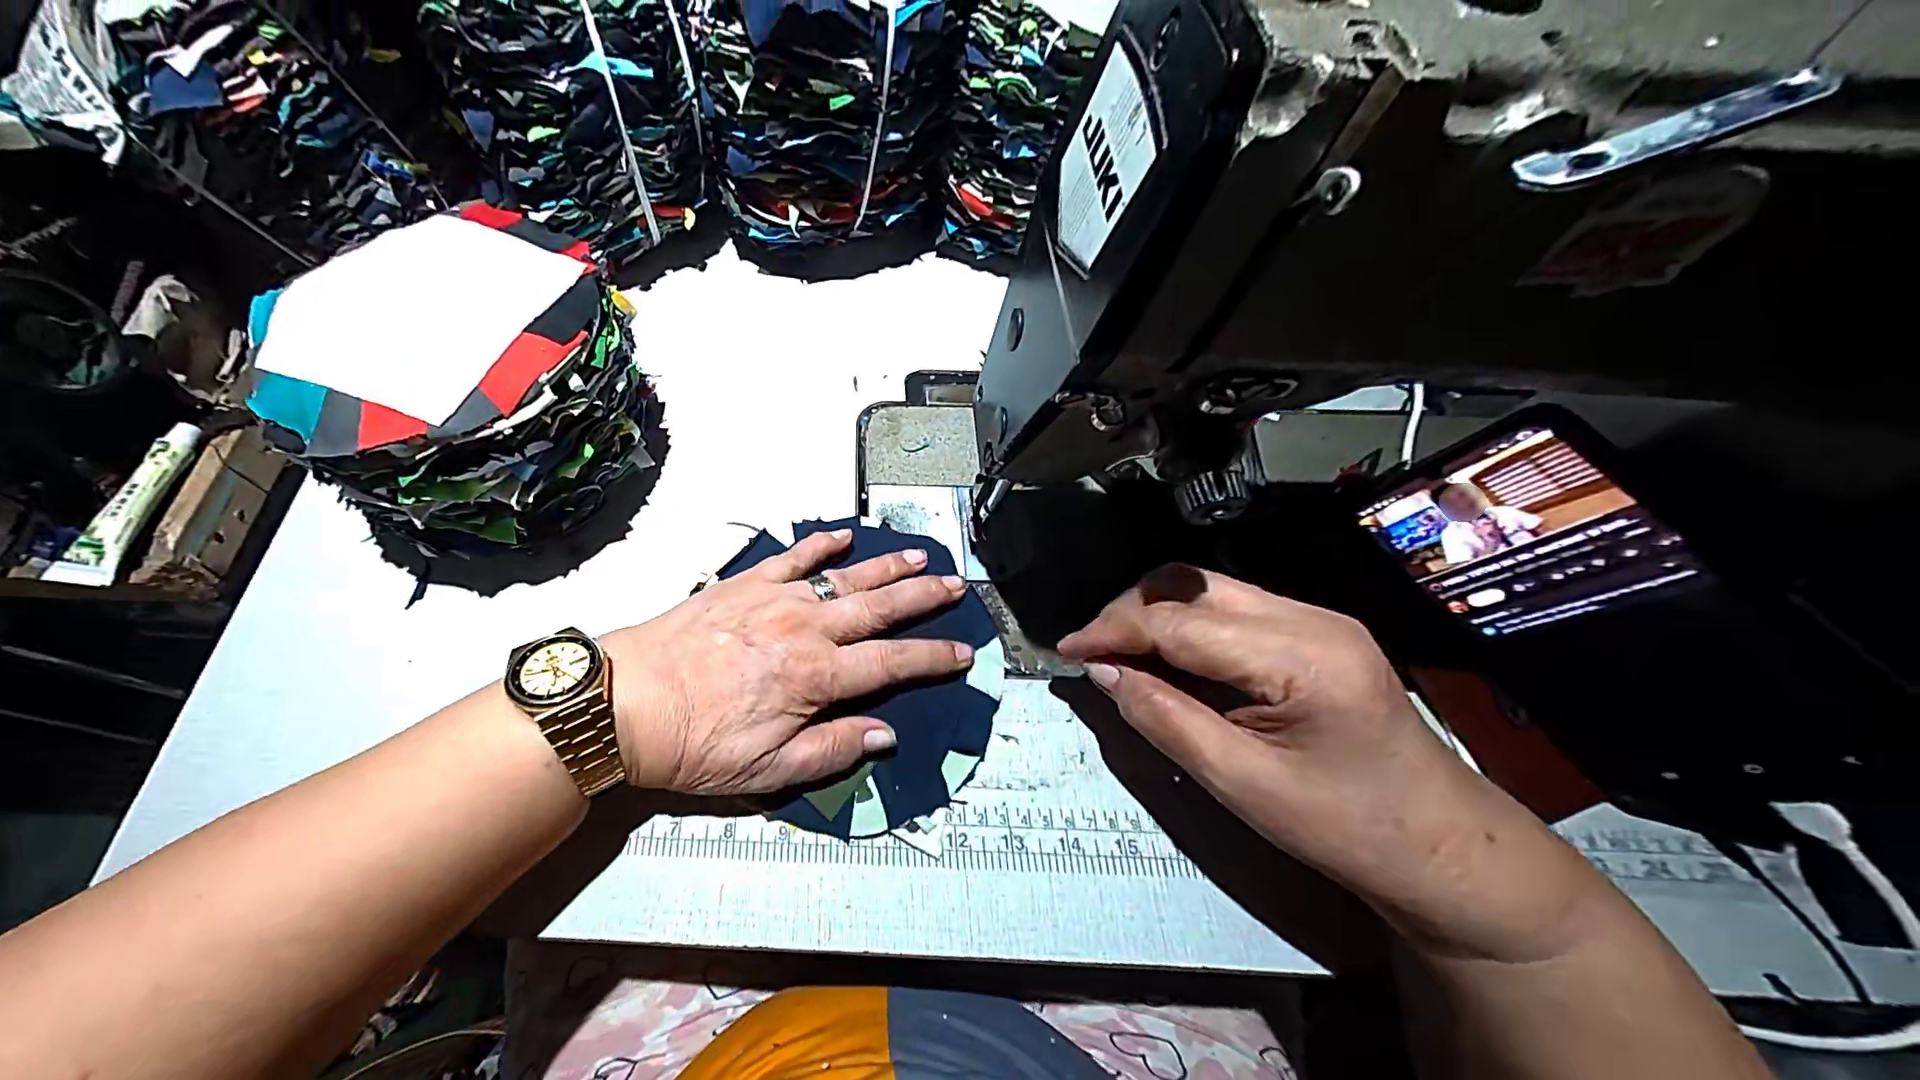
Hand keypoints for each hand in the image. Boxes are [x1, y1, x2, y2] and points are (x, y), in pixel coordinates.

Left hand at [601, 529, 971, 795]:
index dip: (933, 657)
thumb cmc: (691, 742)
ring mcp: (776, 600)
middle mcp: (805, 629)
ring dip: (886, 567)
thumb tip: (883, 735)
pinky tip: (841, 537)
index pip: (892, 663)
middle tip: (955, 585)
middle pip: (880, 609)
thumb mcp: (767, 769)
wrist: (621, 703)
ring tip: (918, 558)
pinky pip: (792, 557)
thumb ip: (832, 749)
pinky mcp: (744, 584)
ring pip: (845, 577)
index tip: (961, 652)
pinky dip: (819, 544)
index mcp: (815, 677)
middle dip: (924, 597)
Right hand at [1057, 564, 1607, 961]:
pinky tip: (1167, 659)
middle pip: (1192, 585)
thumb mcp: (1241, 783)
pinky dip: (1186, 628)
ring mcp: (1317, 619)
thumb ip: (1164, 719)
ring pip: (1208, 590)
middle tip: (1090, 652)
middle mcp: (1310, 617)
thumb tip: (1103, 672)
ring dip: (1155, 615)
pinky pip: (1231, 610)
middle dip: (1129, 612)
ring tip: (1119, 654)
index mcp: (1301, 654)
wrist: (1446, 848)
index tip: (1066, 649)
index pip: (1180, 621)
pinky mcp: (1316, 631)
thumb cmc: (1348, 829)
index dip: (1114, 629)